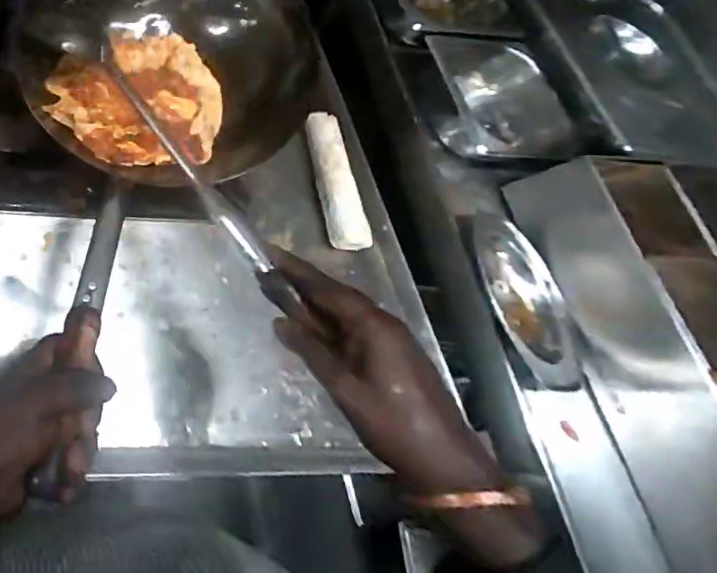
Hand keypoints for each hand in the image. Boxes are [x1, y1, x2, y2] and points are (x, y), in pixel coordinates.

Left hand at [0, 320, 115, 571]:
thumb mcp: (38, 402)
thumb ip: (75, 386)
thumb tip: (110, 384)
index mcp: (35, 372)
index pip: (65, 345)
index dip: (84, 353)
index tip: (96, 374)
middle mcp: (44, 396)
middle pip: (84, 393)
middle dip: (87, 416)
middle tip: (79, 429)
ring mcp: (47, 430)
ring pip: (83, 432)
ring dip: (80, 452)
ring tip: (68, 467)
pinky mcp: (49, 461)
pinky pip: (75, 462)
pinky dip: (70, 475)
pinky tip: (63, 486)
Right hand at [269, 247, 504, 494]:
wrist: (447, 464)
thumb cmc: (393, 425)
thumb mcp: (345, 389)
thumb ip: (312, 352)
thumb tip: (280, 323)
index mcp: (373, 325)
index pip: (326, 289)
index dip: (296, 270)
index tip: (270, 252)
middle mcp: (383, 322)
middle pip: (336, 294)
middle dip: (303, 281)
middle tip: (270, 267)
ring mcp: (391, 338)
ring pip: (345, 310)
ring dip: (315, 301)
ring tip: (283, 289)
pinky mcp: (393, 354)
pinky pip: (354, 326)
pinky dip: (329, 320)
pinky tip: (313, 324)